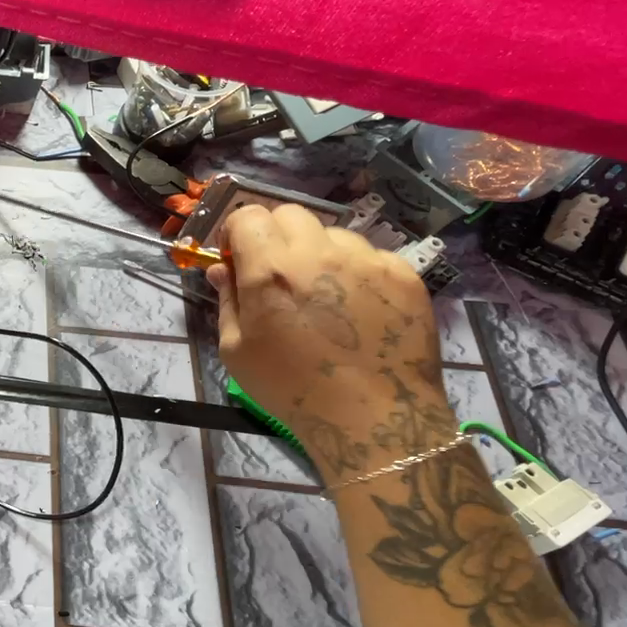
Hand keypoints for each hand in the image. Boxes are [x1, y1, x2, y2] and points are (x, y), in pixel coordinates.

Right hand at [206, 204, 456, 485]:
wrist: (371, 413)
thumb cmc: (289, 386)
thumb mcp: (236, 349)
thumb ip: (228, 301)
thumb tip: (222, 269)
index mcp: (269, 271)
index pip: (248, 215)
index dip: (237, 232)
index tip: (237, 257)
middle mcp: (318, 254)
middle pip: (290, 213)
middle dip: (275, 234)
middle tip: (275, 271)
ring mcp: (367, 260)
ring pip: (332, 234)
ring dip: (317, 252)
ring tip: (321, 292)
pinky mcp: (404, 274)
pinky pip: (370, 256)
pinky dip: (355, 270)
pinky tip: (354, 306)